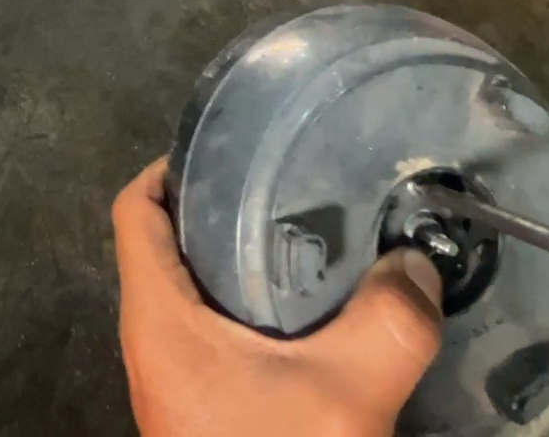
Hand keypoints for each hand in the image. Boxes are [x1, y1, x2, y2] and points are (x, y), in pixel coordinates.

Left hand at [112, 157, 443, 436]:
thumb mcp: (345, 399)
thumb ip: (389, 322)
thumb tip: (416, 259)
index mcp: (155, 317)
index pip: (132, 211)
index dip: (165, 168)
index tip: (220, 148)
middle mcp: (149, 337)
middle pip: (159, 240)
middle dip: (209, 204)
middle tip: (274, 179)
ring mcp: (170, 371)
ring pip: (185, 284)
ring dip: (229, 253)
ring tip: (292, 226)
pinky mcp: (197, 398)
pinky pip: (206, 323)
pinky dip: (241, 297)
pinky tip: (299, 302)